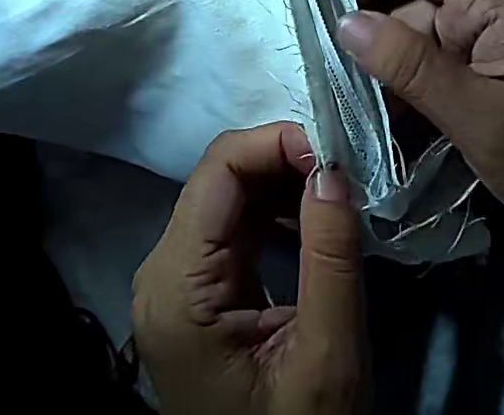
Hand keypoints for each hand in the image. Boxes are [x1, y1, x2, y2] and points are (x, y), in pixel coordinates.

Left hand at [132, 123, 364, 414]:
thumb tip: (332, 167)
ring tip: (335, 184)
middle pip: (217, 178)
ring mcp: (174, 277)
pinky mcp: (194, 287)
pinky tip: (311, 213)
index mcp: (176, 285)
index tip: (333, 150)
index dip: (273, 143)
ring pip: (225, 195)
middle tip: (343, 165)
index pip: (217, 171)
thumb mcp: (327, 359)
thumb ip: (329, 257)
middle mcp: (161, 268)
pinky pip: (231, 225)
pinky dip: (272, 208)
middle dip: (281, 158)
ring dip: (280, 180)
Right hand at [336, 0, 503, 263]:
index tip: (335, 41)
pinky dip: (407, 84)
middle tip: (343, 95)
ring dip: (384, 68)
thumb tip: (343, 23)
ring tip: (364, 118)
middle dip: (367, 38)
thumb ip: (413, 69)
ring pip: (406, 28)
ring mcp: (485, 27)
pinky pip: (427, 55)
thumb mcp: (489, 124)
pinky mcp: (486, 56)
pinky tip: (396, 124)